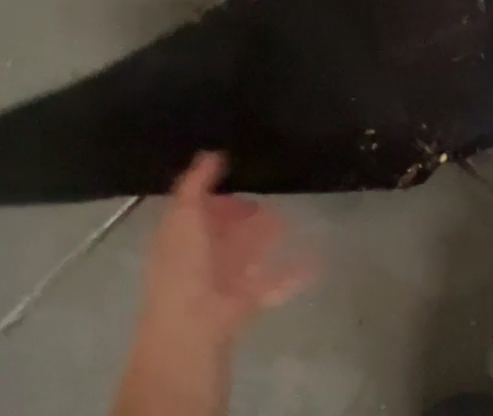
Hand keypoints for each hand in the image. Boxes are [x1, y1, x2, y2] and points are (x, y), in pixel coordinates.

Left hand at [113, 153, 315, 415]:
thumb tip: (212, 153)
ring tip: (289, 219)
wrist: (191, 339)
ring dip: (265, 239)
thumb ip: (195, 185)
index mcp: (177, 240)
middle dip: (240, 215)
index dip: (211, 192)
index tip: (238, 170)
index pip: (192, 211)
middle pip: (219, 234)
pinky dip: (293, 271)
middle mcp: (196, 262)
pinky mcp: (245, 305)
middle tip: (268, 196)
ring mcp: (220, 285)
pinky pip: (272, 283)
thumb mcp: (183, 218)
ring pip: (245, 257)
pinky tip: (315, 257)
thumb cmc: (183, 273)